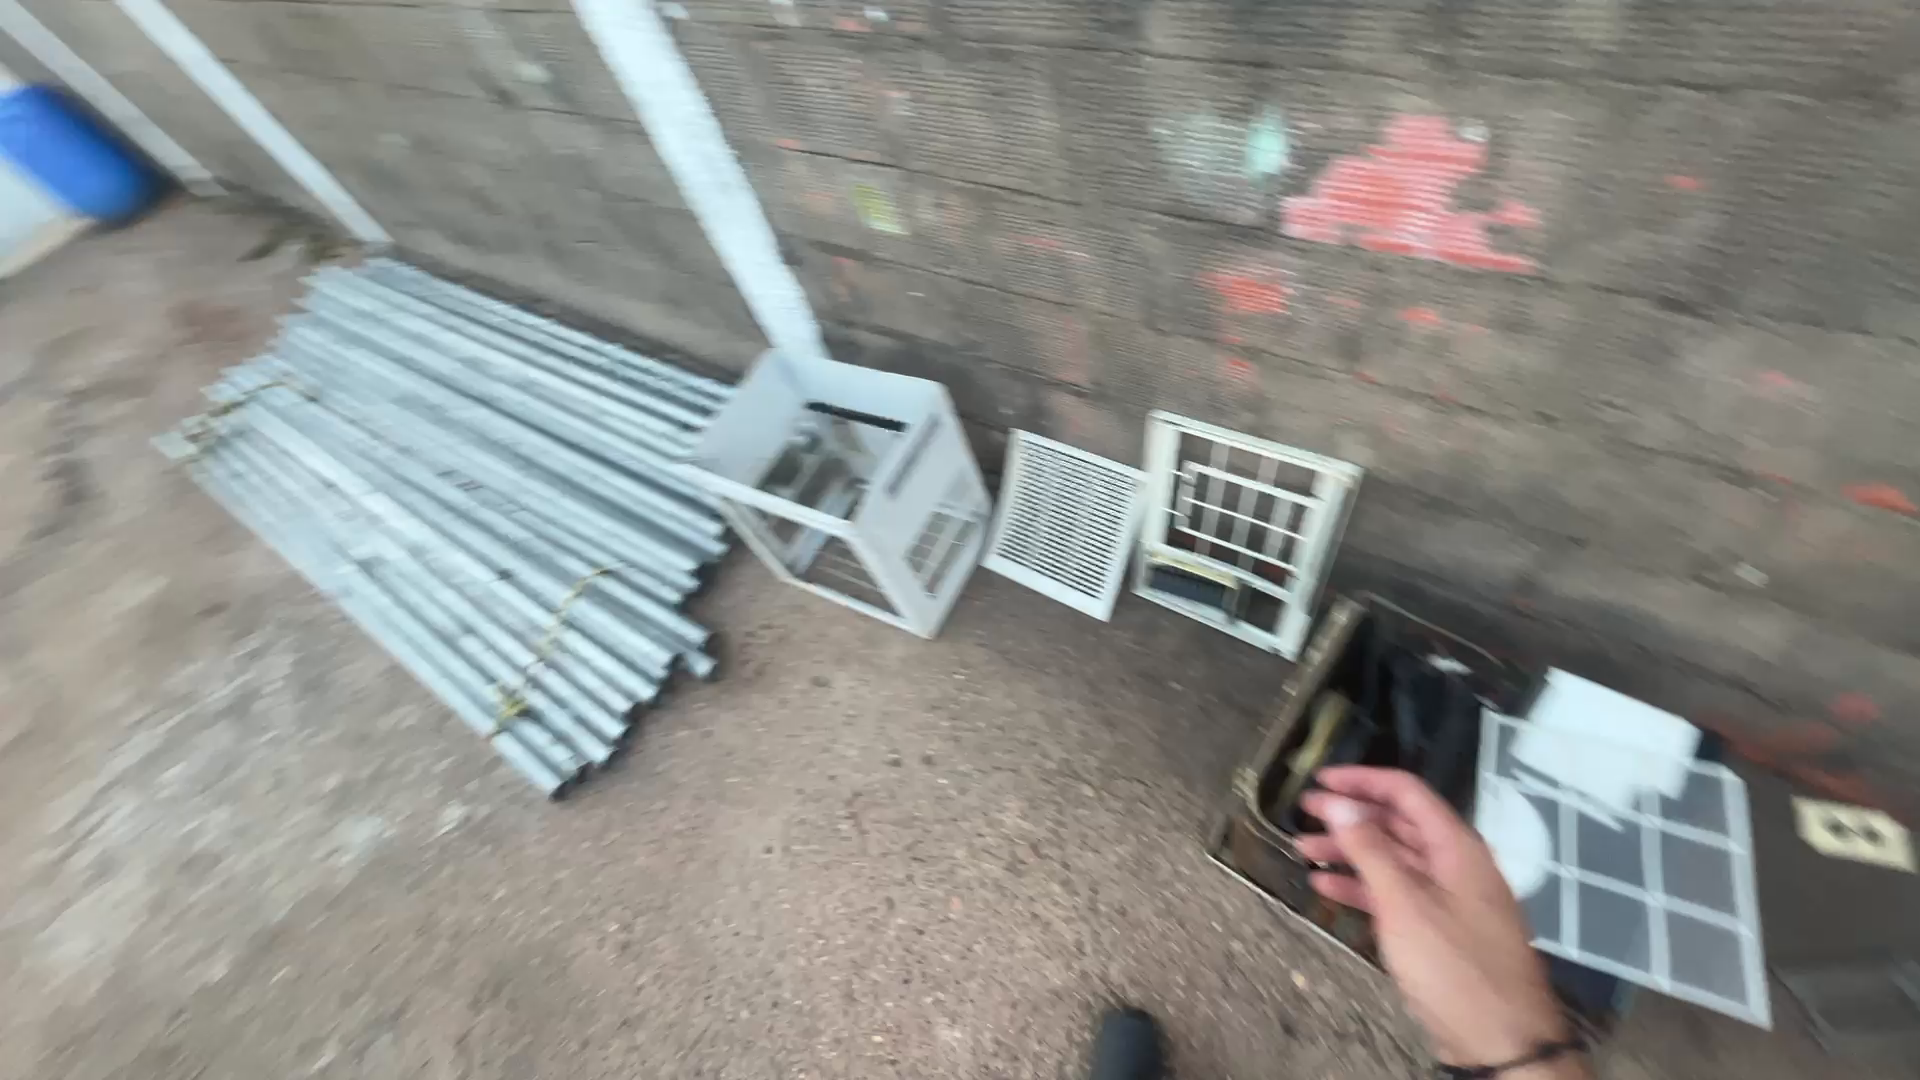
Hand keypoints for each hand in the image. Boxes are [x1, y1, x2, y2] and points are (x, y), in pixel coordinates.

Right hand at [1294, 767, 1579, 1073]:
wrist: (1503, 1048)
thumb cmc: (1454, 967)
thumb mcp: (1404, 904)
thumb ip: (1369, 849)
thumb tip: (1340, 802)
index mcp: (1456, 849)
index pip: (1407, 793)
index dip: (1362, 780)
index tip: (1320, 780)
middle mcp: (1453, 865)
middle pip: (1396, 823)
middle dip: (1348, 815)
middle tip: (1304, 812)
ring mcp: (1446, 897)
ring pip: (1390, 857)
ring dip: (1347, 850)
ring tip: (1303, 849)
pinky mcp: (1436, 927)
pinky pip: (1393, 891)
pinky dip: (1359, 884)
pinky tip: (1325, 885)